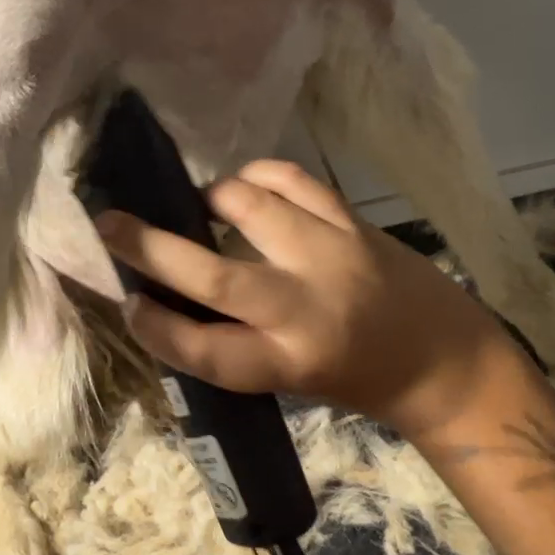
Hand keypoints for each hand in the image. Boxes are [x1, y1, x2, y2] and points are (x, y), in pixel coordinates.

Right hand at [92, 159, 517, 423]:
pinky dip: (255, 175)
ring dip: (209, 200)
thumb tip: (165, 296)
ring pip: (250, 209)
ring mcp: (332, 256)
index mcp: (289, 363)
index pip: (205, 350)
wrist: (445, 360)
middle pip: (215, 277)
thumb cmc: (357, 379)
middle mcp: (306, 310)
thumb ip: (232, 342)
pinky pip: (292, 180)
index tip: (127, 302)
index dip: (156, 329)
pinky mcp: (352, 222)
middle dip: (150, 248)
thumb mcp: (290, 378)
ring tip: (196, 206)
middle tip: (108, 223)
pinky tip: (242, 186)